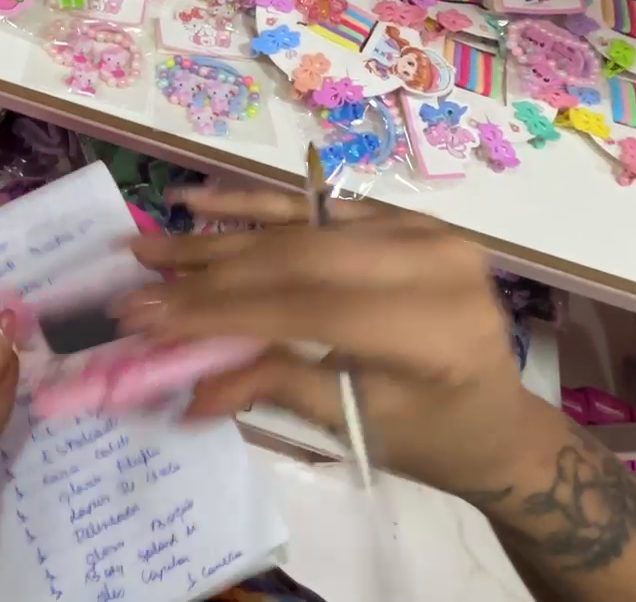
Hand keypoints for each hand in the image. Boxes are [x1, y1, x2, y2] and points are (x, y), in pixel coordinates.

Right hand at [118, 188, 568, 499]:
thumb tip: (183, 388)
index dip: (222, 313)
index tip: (150, 319)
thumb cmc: (434, 435)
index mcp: (435, 329)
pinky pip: (310, 207)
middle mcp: (431, 264)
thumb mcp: (357, 423)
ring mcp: (416, 229)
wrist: (498, 414)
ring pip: (293, 229)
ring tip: (151, 245)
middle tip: (138, 284)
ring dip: (215, 238)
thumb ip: (269, 387)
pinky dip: (248, 204)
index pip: (307, 309)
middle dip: (206, 276)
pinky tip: (196, 200)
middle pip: (294, 259)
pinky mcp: (396, 215)